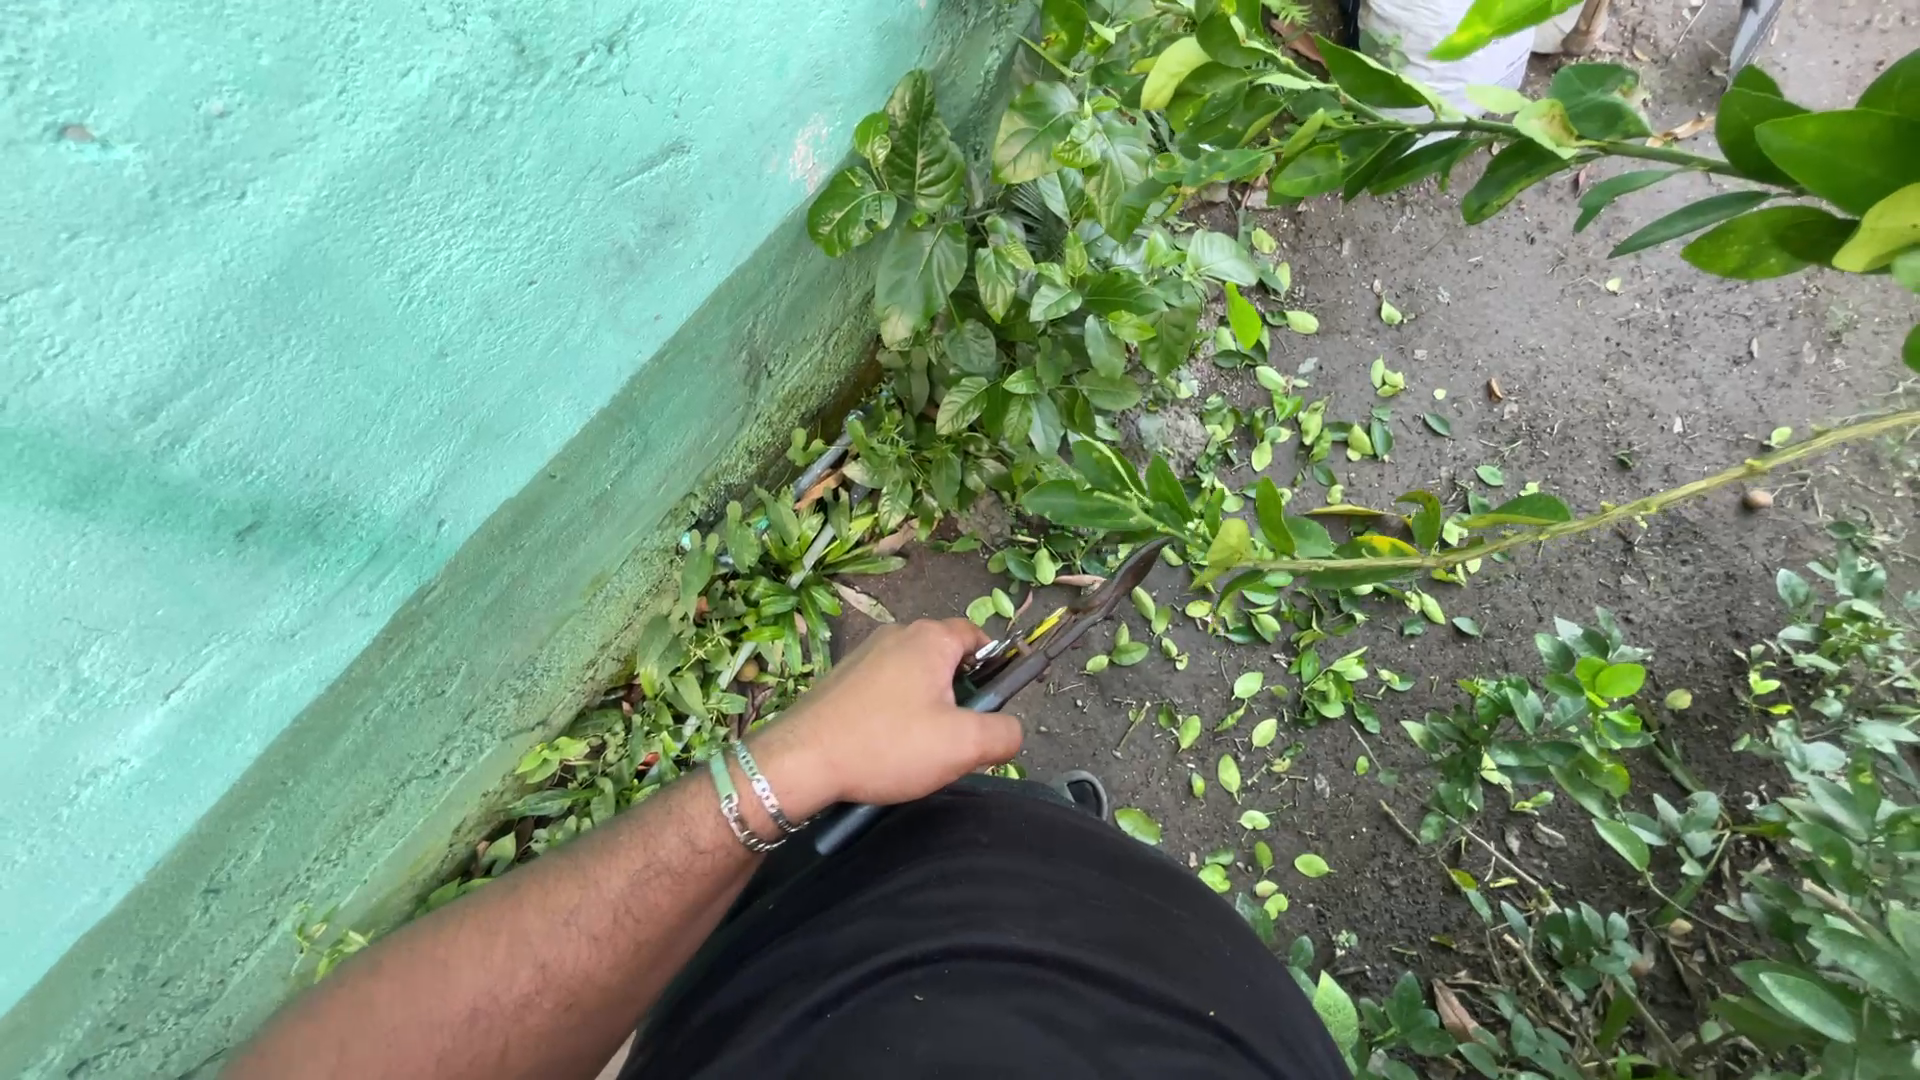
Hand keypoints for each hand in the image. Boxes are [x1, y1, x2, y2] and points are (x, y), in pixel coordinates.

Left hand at [750, 619, 1023, 814]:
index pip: (979, 638)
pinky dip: (894, 712)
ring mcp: (865, 653)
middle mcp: (897, 634)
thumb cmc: (888, 745)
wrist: (801, 760)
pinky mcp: (842, 677)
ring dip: (926, 706)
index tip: (991, 706)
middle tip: (955, 737)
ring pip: (915, 676)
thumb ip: (1005, 734)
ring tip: (917, 749)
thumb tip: (1011, 730)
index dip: (995, 669)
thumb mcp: (964, 746)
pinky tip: (885, 747)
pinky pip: (885, 688)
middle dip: (959, 695)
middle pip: (947, 658)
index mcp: (930, 638)